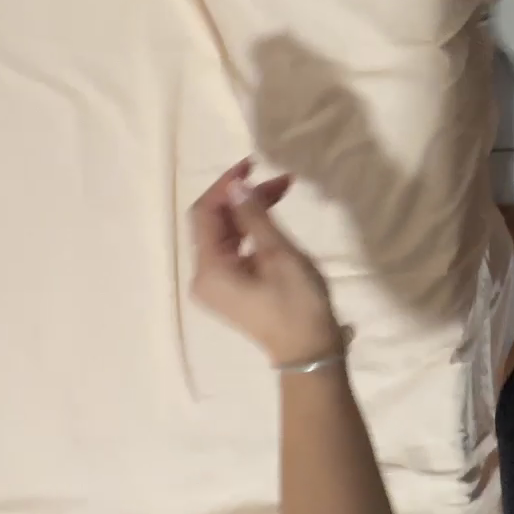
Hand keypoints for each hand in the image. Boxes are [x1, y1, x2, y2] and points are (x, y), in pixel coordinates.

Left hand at [189, 158, 342, 367]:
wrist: (308, 349)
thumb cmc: (297, 300)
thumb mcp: (279, 253)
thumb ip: (256, 218)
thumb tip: (237, 186)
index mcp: (210, 269)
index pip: (205, 213)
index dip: (226, 185)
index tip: (255, 163)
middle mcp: (204, 277)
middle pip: (214, 222)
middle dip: (243, 195)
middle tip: (282, 179)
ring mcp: (218, 285)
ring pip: (226, 234)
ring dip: (250, 210)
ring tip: (284, 192)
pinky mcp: (233, 289)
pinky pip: (234, 249)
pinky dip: (252, 229)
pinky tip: (274, 219)